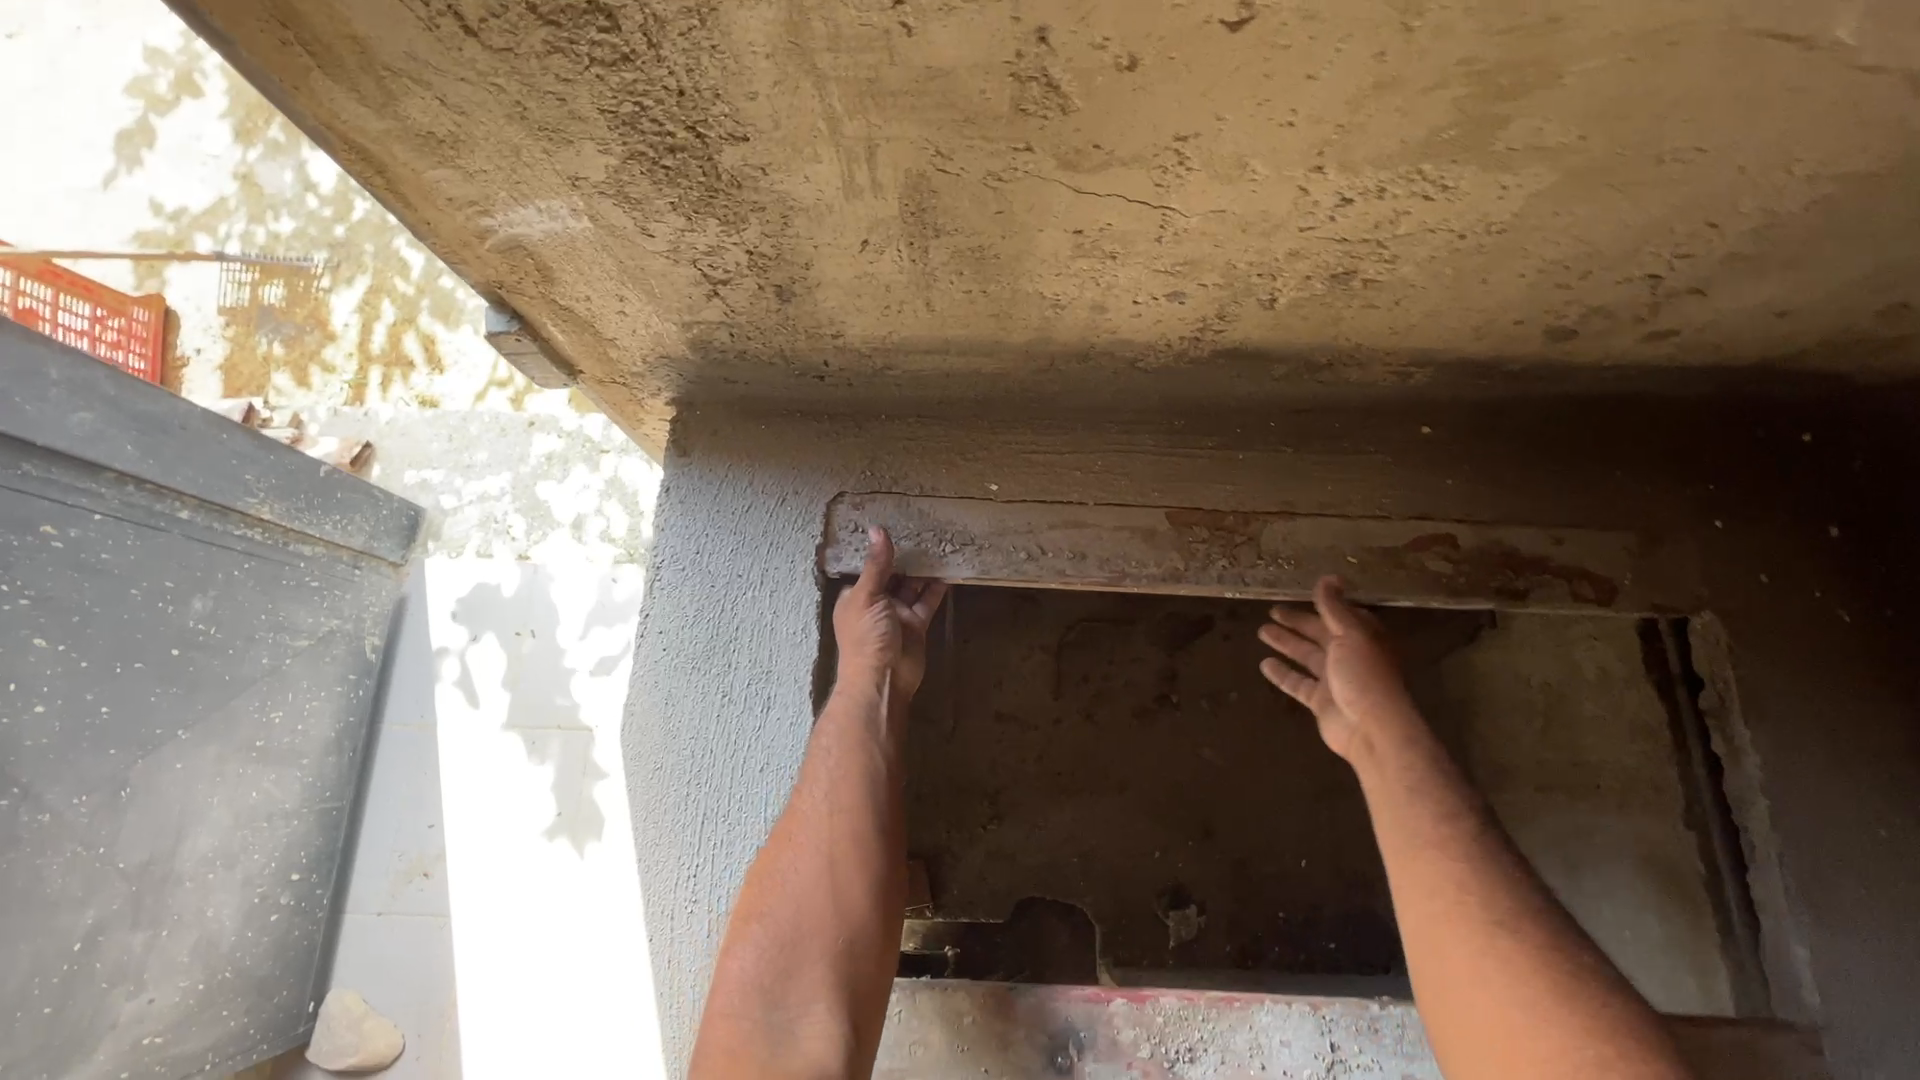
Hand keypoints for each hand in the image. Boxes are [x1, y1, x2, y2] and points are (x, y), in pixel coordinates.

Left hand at [833, 527, 948, 700]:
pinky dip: (936, 589)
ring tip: (939, 547)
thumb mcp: (867, 595)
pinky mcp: (916, 625)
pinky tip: (948, 572)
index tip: (895, 528)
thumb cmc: (866, 636)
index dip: (879, 550)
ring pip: (911, 587)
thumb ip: (876, 564)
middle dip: (905, 558)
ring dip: (923, 571)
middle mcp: (876, 603)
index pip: (867, 568)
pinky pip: (927, 602)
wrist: (883, 678)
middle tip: (923, 532)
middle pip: (892, 576)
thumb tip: (877, 530)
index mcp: (856, 596)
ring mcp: (897, 615)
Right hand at [1257, 576, 1418, 762]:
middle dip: (1297, 622)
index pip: (1340, 614)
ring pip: (1306, 656)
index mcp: (1362, 636)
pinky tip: (1265, 664)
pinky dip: (1282, 674)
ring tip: (1262, 632)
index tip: (1301, 593)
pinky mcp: (1321, 701)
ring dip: (1286, 643)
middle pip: (1319, 633)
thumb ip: (1335, 607)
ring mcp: (1334, 679)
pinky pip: (1298, 683)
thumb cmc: (1364, 675)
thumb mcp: (1351, 634)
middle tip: (1272, 611)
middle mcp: (1349, 655)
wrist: (1371, 728)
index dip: (1323, 604)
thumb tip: (1329, 577)